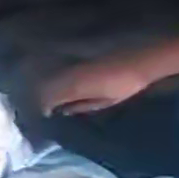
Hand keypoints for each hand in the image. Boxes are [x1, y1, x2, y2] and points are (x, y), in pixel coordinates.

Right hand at [40, 55, 154, 114]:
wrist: (134, 62)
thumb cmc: (123, 85)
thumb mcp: (107, 100)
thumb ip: (83, 106)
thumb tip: (64, 111)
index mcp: (72, 90)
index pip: (49, 100)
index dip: (45, 108)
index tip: (47, 114)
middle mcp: (64, 79)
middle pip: (44, 90)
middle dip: (44, 100)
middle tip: (49, 107)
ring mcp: (66, 71)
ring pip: (47, 82)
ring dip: (47, 91)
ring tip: (53, 99)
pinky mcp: (71, 66)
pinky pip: (55, 76)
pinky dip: (53, 84)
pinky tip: (60, 88)